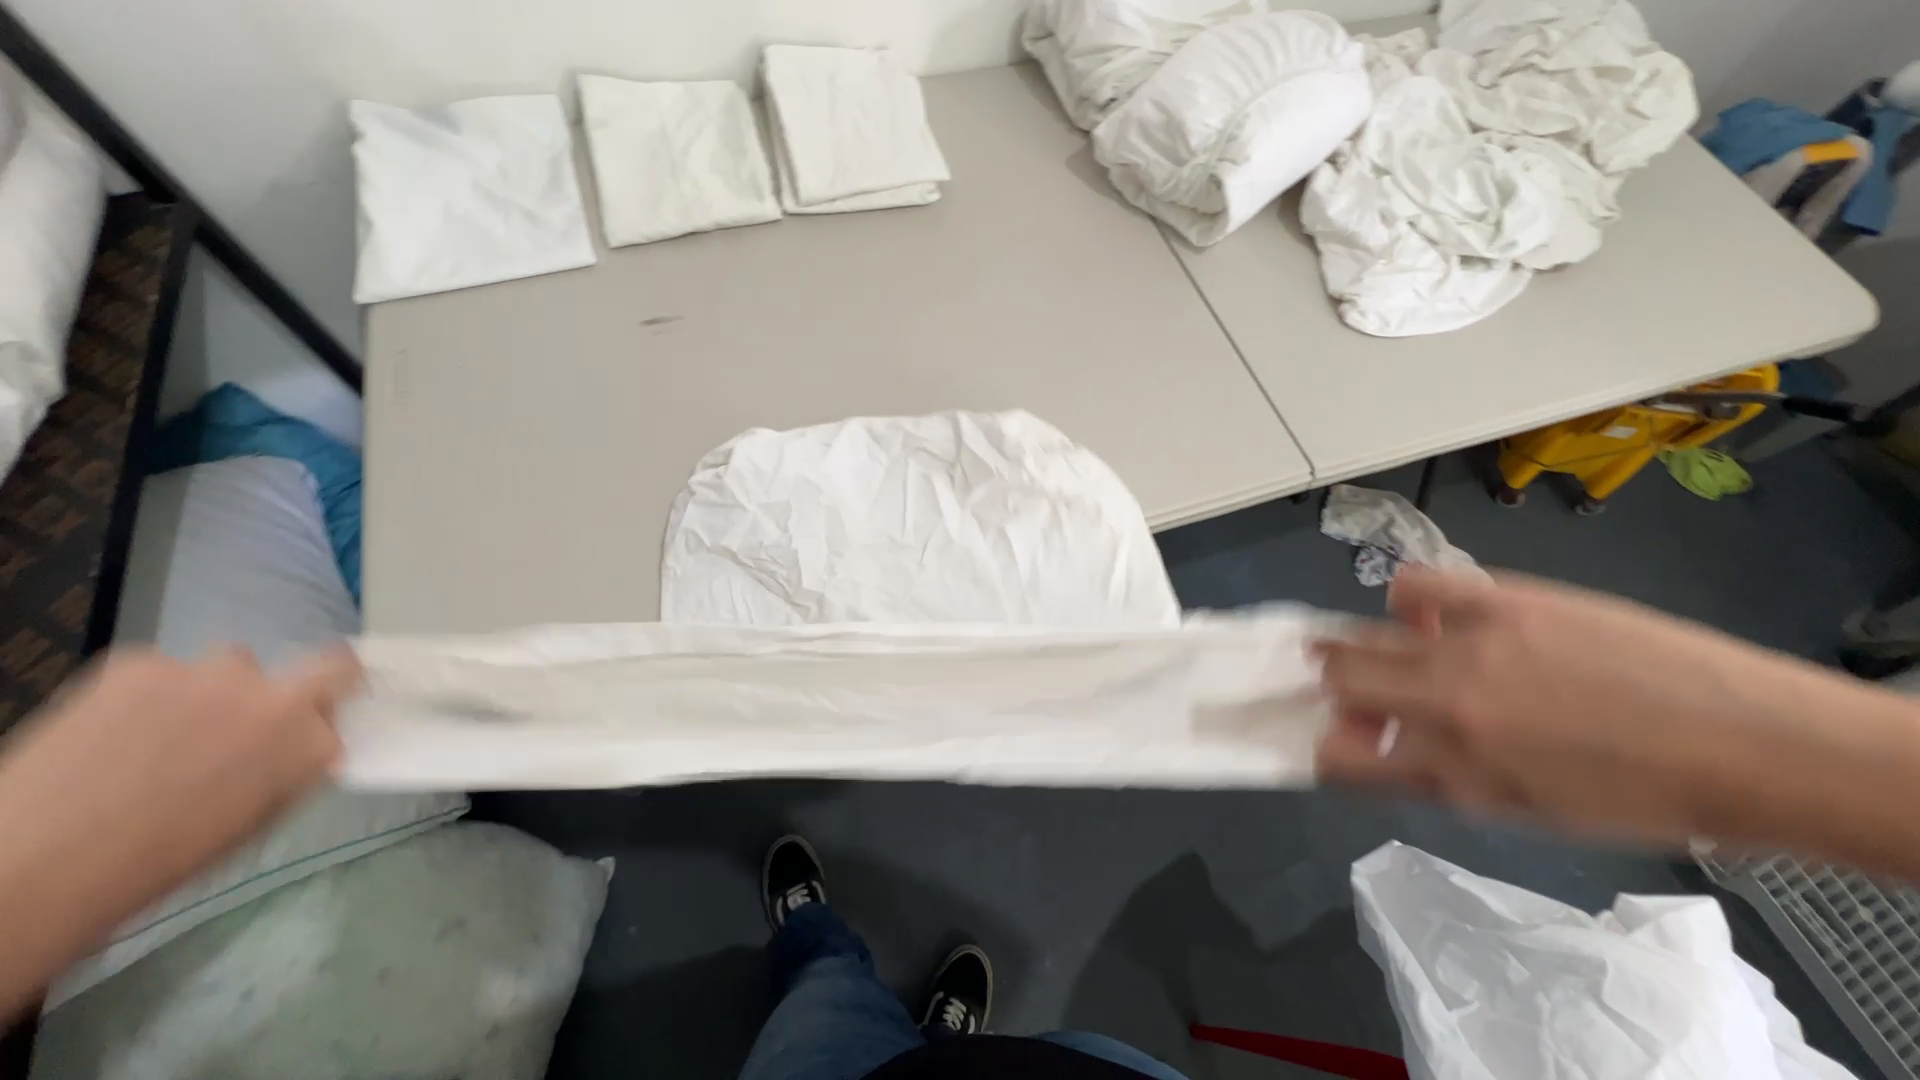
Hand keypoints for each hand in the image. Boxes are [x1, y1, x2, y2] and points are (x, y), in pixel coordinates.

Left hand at [0, 646, 359, 1016]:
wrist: (37, 865)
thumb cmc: (160, 861)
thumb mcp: (257, 817)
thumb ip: (293, 765)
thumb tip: (305, 744)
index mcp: (312, 743)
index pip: (353, 692)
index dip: (332, 705)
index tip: (310, 722)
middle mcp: (277, 697)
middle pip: (321, 662)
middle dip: (301, 682)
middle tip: (248, 720)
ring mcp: (208, 674)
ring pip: (230, 665)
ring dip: (216, 689)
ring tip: (164, 731)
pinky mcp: (139, 663)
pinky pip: (161, 670)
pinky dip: (148, 694)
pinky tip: (113, 732)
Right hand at [1314, 567, 1919, 853]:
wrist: (1754, 745)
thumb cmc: (1640, 798)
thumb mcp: (1523, 810)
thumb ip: (1436, 776)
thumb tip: (1380, 745)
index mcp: (1452, 773)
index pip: (1339, 757)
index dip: (1323, 745)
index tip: (1337, 736)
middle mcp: (1445, 705)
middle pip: (1337, 679)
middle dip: (1326, 687)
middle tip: (1345, 688)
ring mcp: (1470, 645)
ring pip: (1361, 632)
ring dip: (1358, 645)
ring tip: (1394, 647)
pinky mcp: (1504, 599)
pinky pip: (1418, 586)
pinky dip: (1409, 601)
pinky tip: (1440, 616)